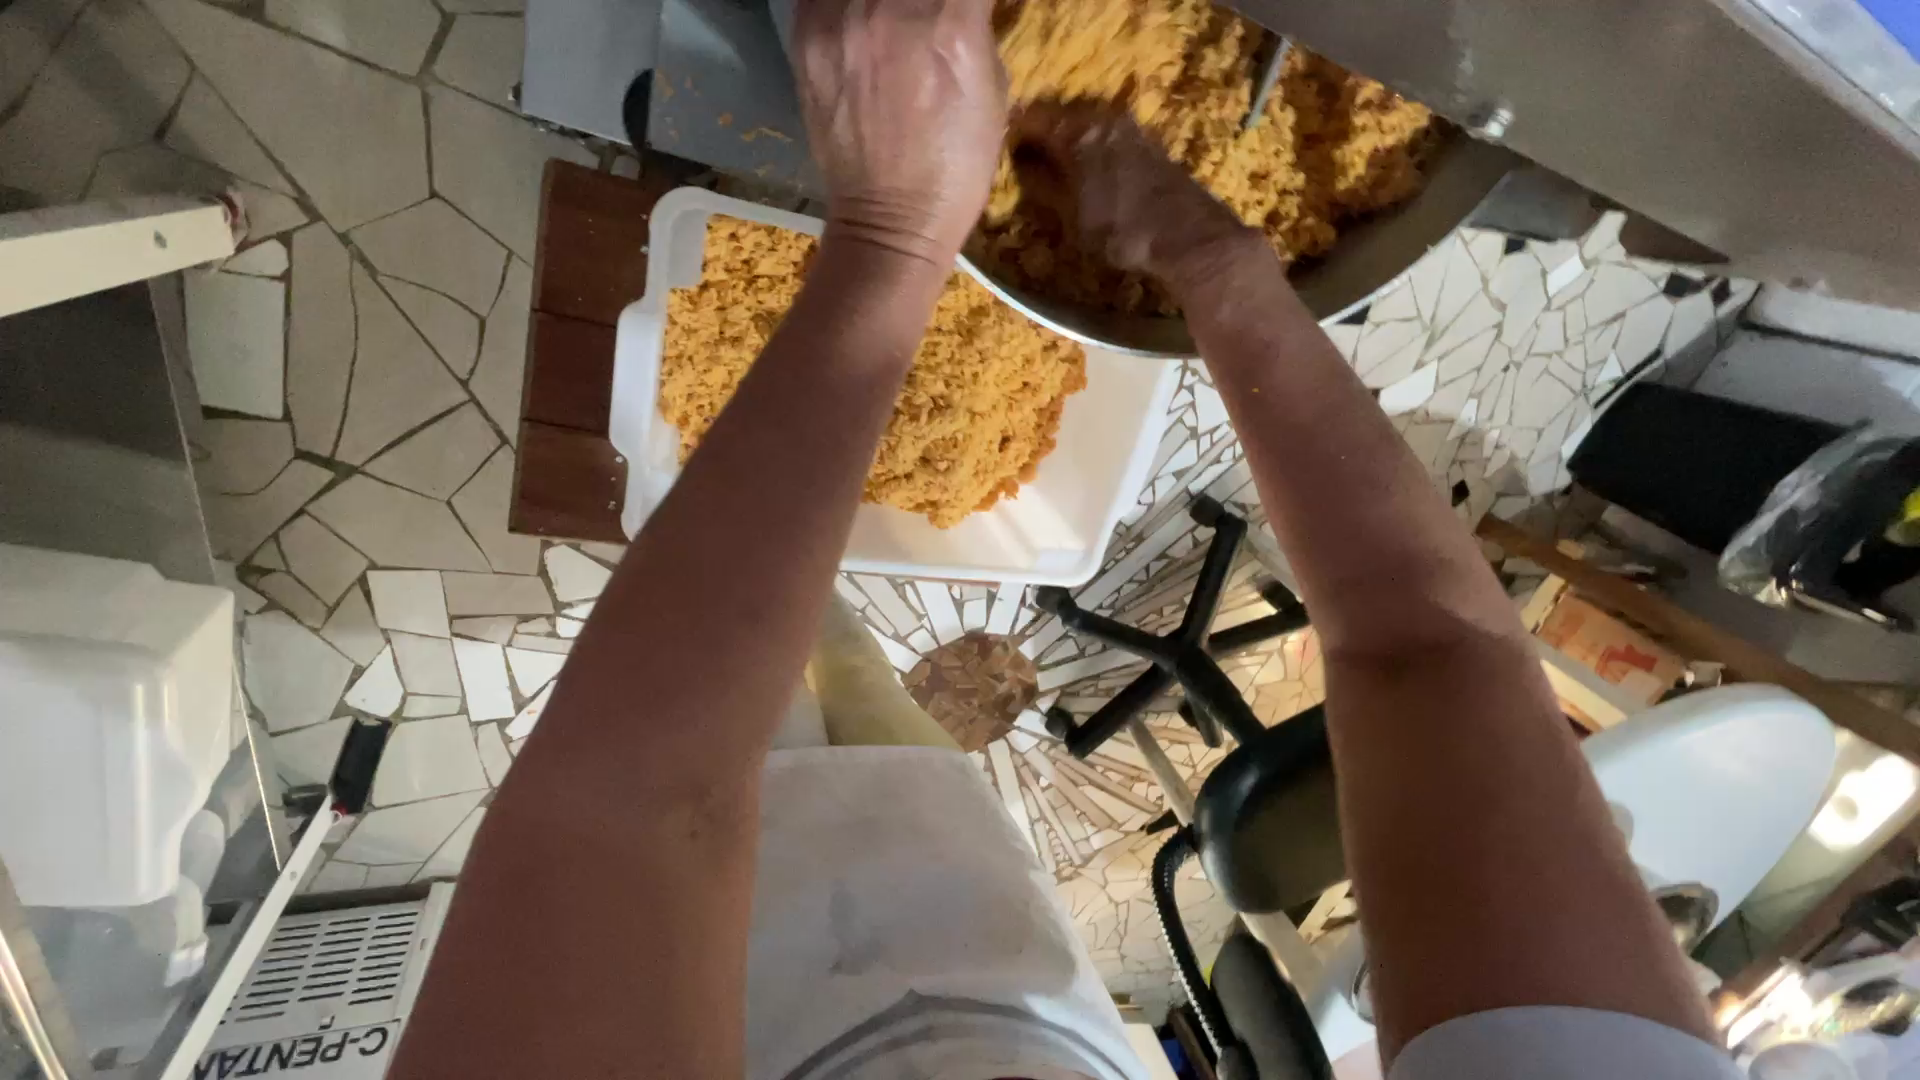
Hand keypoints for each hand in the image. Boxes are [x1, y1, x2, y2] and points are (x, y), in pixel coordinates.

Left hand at [792, 0, 1007, 265]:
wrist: (889, 223)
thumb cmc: (955, 170)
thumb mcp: (992, 91)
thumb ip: (974, 21)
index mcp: (950, 20)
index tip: (960, 6)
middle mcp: (889, 4)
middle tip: (923, 14)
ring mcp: (840, 17)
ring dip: (881, 2)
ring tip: (889, 20)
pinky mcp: (806, 34)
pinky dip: (844, 4)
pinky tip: (859, 21)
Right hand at [1011, 102, 1259, 286]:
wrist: (1186, 237)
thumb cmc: (1119, 229)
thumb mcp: (1069, 214)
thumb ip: (1041, 183)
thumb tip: (1021, 163)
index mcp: (1077, 131)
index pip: (1032, 118)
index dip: (1013, 133)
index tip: (998, 150)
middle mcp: (1104, 119)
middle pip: (1061, 117)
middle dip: (1040, 137)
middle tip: (1023, 161)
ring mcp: (1131, 130)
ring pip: (1086, 128)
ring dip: (1068, 144)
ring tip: (1053, 170)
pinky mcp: (1149, 146)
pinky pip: (1107, 140)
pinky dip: (1091, 152)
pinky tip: (1087, 175)